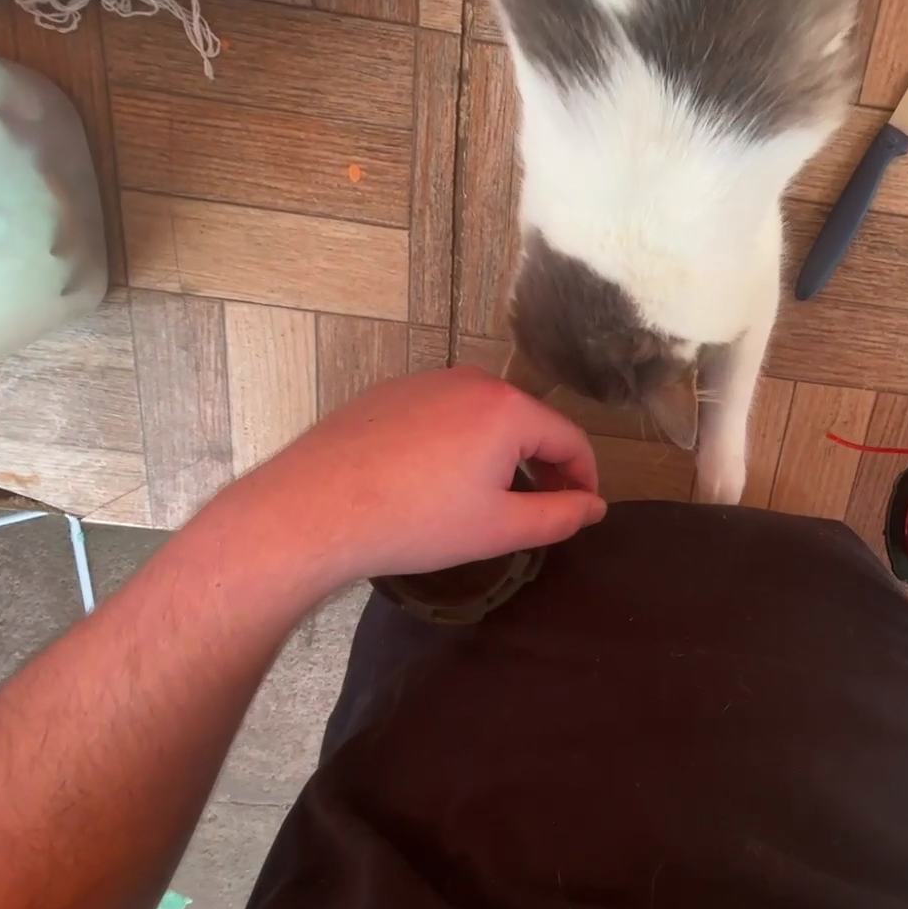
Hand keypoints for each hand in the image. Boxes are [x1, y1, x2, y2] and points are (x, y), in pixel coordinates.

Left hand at [212, 368, 606, 594]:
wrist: (311, 510)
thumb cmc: (415, 521)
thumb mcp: (499, 528)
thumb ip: (560, 516)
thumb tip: (596, 507)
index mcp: (508, 408)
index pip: (571, 438)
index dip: (585, 477)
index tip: (580, 509)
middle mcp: (473, 381)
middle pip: (530, 423)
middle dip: (544, 466)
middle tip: (538, 509)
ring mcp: (427, 381)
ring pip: (488, 417)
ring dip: (503, 454)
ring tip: (487, 498)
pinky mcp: (392, 392)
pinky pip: (447, 414)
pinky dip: (462, 443)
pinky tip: (437, 481)